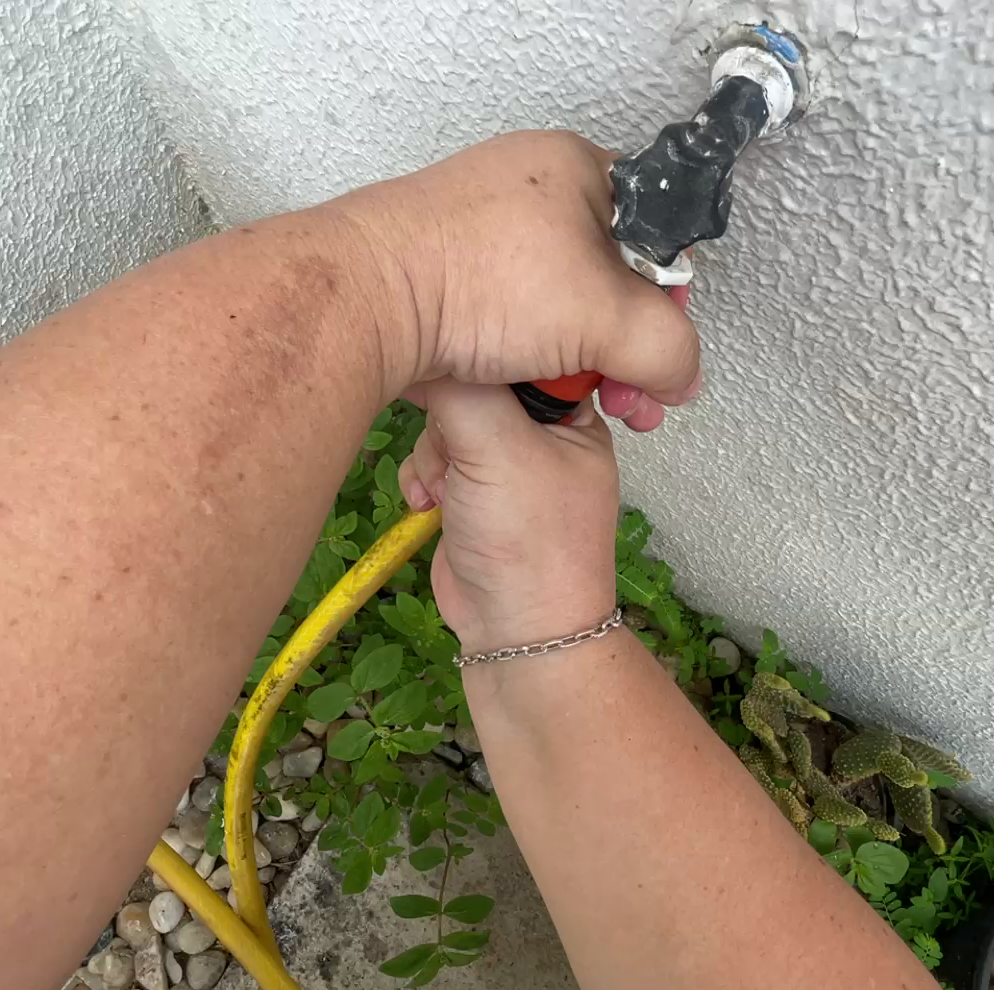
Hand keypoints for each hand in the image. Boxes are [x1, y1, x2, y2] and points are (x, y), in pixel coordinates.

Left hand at [332, 131, 700, 424]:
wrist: (371, 305)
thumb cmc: (478, 281)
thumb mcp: (602, 315)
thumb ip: (666, 349)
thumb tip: (681, 380)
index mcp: (579, 170)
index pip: (654, 239)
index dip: (665, 304)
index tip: (655, 352)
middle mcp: (532, 192)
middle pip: (606, 280)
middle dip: (619, 346)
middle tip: (618, 390)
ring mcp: (487, 232)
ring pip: (559, 306)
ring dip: (574, 357)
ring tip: (564, 391)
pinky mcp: (454, 273)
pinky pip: (515, 318)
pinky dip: (528, 354)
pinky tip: (523, 380)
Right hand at [397, 381, 619, 656]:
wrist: (516, 630)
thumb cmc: (528, 538)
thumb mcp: (500, 449)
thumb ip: (462, 391)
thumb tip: (427, 354)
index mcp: (569, 417)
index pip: (520, 356)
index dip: (482, 361)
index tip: (451, 373)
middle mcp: (539, 437)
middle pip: (474, 390)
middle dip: (449, 424)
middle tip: (455, 456)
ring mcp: (502, 467)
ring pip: (446, 425)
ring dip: (432, 456)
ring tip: (443, 491)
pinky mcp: (470, 493)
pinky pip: (433, 461)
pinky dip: (424, 480)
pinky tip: (426, 505)